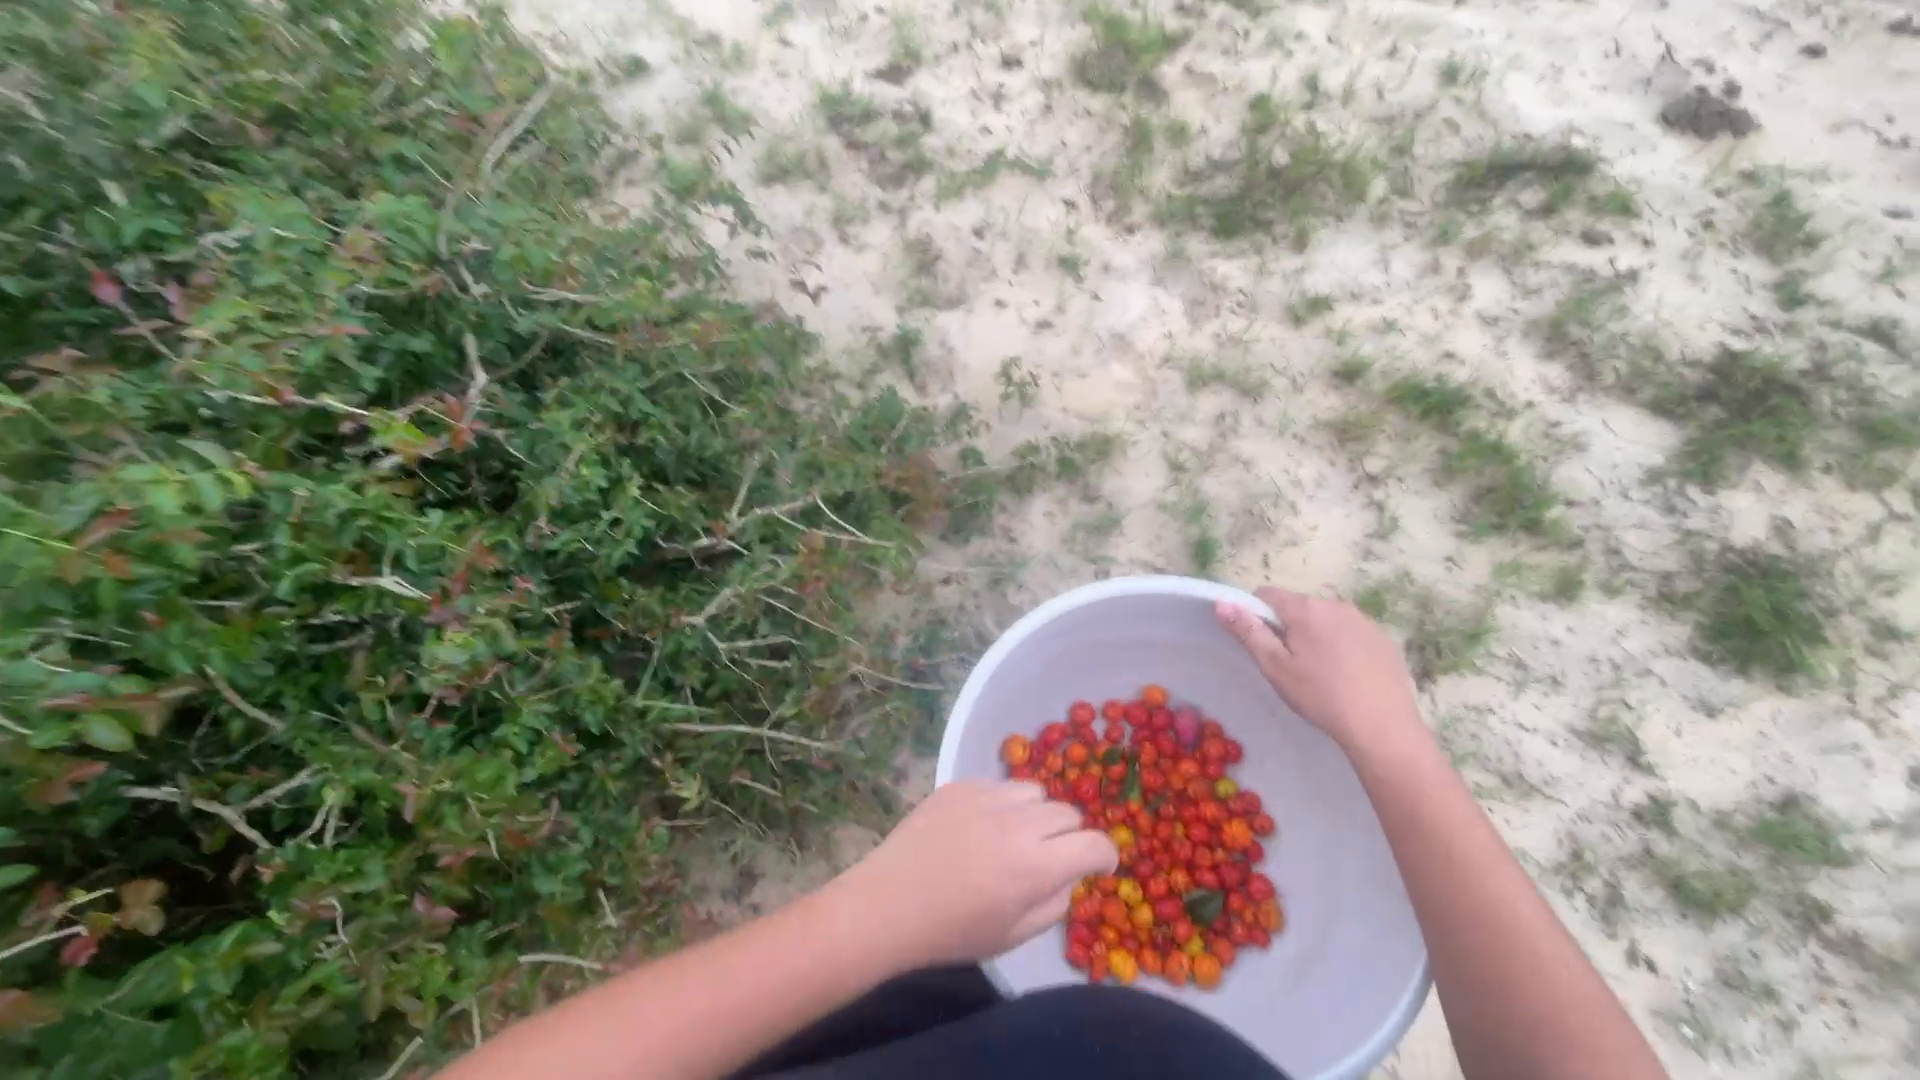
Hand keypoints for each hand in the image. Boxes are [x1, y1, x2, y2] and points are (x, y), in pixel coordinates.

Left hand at [829, 780, 1116, 968]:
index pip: (1094, 844)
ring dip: (1037, 815)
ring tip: (1014, 837)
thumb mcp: (1014, 935)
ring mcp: (986, 799)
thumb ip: (1054, 903)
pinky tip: (981, 827)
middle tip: (1049, 857)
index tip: (1099, 864)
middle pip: (1068, 813)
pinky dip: (1003, 804)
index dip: (1105, 855)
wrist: (887, 905)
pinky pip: (1000, 785)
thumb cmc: (952, 931)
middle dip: (1069, 837)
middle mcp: (1017, 824)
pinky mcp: (960, 786)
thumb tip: (1068, 874)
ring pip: (1035, 793)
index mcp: (1035, 867)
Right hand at [1213, 586, 1423, 753]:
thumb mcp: (1275, 667)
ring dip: (1316, 635)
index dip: (1256, 613)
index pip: (1267, 594)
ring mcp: (1364, 620)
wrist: (1381, 724)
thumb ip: (1248, 631)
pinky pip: (1352, 633)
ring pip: (1326, 619)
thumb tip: (1222, 603)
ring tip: (1320, 673)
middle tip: (1289, 665)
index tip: (1261, 643)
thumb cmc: (1319, 695)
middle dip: (1289, 627)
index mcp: (1305, 609)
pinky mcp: (1383, 638)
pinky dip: (1343, 646)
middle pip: (1299, 607)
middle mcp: (1335, 605)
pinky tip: (1347, 676)